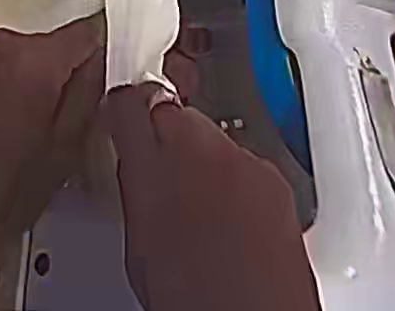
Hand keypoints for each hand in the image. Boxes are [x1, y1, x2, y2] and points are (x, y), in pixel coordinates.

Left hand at [0, 15, 105, 296]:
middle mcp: (6, 43)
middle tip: (69, 108)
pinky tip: (20, 108)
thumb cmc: (8, 186)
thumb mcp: (71, 140)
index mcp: (33, 62)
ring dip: (47, 69)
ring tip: (39, 114)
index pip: (88, 30)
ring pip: (40, 45)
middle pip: (62, 38)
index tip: (107, 68)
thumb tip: (104, 53)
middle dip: (73, 65)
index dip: (103, 50)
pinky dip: (25, 71)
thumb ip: (93, 85)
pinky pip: (18, 51)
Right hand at [104, 85, 319, 310]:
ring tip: (204, 204)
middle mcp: (193, 148)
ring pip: (209, 131)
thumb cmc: (192, 302)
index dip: (124, 107)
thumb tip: (136, 165)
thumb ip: (136, 186)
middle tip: (165, 167)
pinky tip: (235, 217)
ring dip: (202, 154)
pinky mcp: (271, 173)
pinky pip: (244, 158)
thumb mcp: (138, 245)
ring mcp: (236, 156)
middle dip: (165, 130)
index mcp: (148, 165)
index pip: (127, 103)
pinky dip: (237, 176)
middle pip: (171, 110)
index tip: (124, 112)